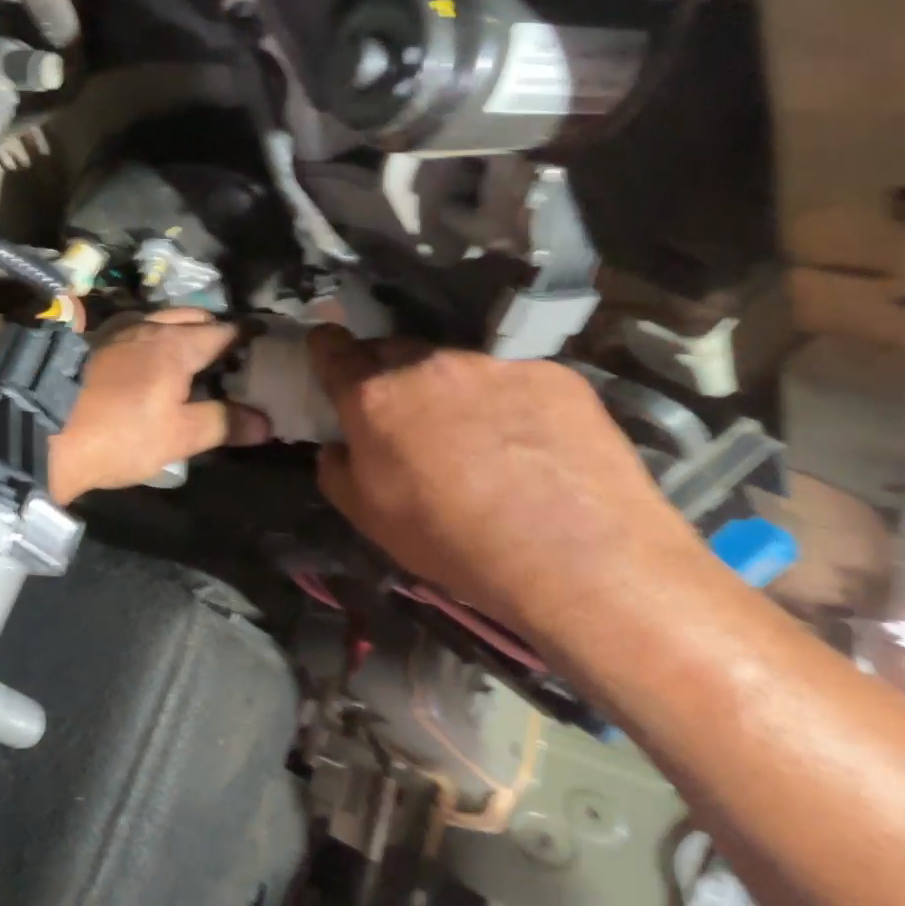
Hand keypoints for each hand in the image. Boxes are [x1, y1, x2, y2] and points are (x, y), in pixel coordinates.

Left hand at [47, 309, 271, 503]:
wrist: (41, 432)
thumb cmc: (118, 435)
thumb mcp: (177, 437)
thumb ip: (222, 422)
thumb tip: (265, 420)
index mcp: (174, 343)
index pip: (225, 331)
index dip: (248, 340)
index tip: (264, 351)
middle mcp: (145, 325)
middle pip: (190, 318)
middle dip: (213, 331)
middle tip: (229, 358)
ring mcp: (111, 331)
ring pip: (155, 321)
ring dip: (176, 332)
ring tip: (188, 359)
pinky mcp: (85, 344)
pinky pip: (128, 332)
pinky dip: (146, 340)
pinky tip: (142, 362)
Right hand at [306, 325, 703, 635]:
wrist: (579, 558)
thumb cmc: (452, 541)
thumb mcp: (367, 517)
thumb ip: (338, 470)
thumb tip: (340, 447)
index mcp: (373, 397)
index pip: (332, 347)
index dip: (325, 349)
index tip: (329, 358)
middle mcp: (428, 365)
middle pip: (392, 349)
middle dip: (386, 374)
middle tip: (400, 414)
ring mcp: (495, 365)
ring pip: (453, 364)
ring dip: (448, 387)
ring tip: (471, 433)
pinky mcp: (554, 374)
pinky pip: (512, 378)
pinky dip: (506, 400)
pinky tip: (525, 442)